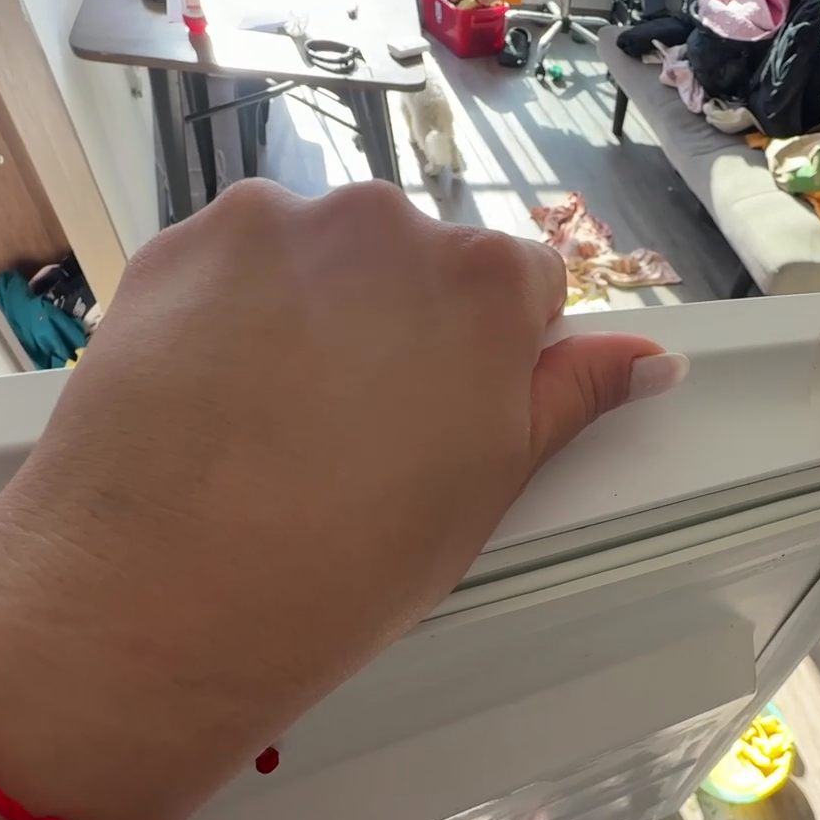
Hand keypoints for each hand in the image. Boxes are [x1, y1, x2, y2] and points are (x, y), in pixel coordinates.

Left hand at [0, 180, 680, 819]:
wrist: (165, 596)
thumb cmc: (356, 556)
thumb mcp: (496, 479)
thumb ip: (576, 397)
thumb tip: (654, 361)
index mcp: (485, 283)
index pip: (532, 282)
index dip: (508, 349)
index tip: (469, 407)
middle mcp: (387, 224)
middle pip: (433, 263)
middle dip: (423, 325)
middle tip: (381, 424)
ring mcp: (277, 223)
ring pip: (342, 257)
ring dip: (340, 310)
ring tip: (299, 415)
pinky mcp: (185, 241)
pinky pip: (254, 260)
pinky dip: (257, 307)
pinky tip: (237, 392)